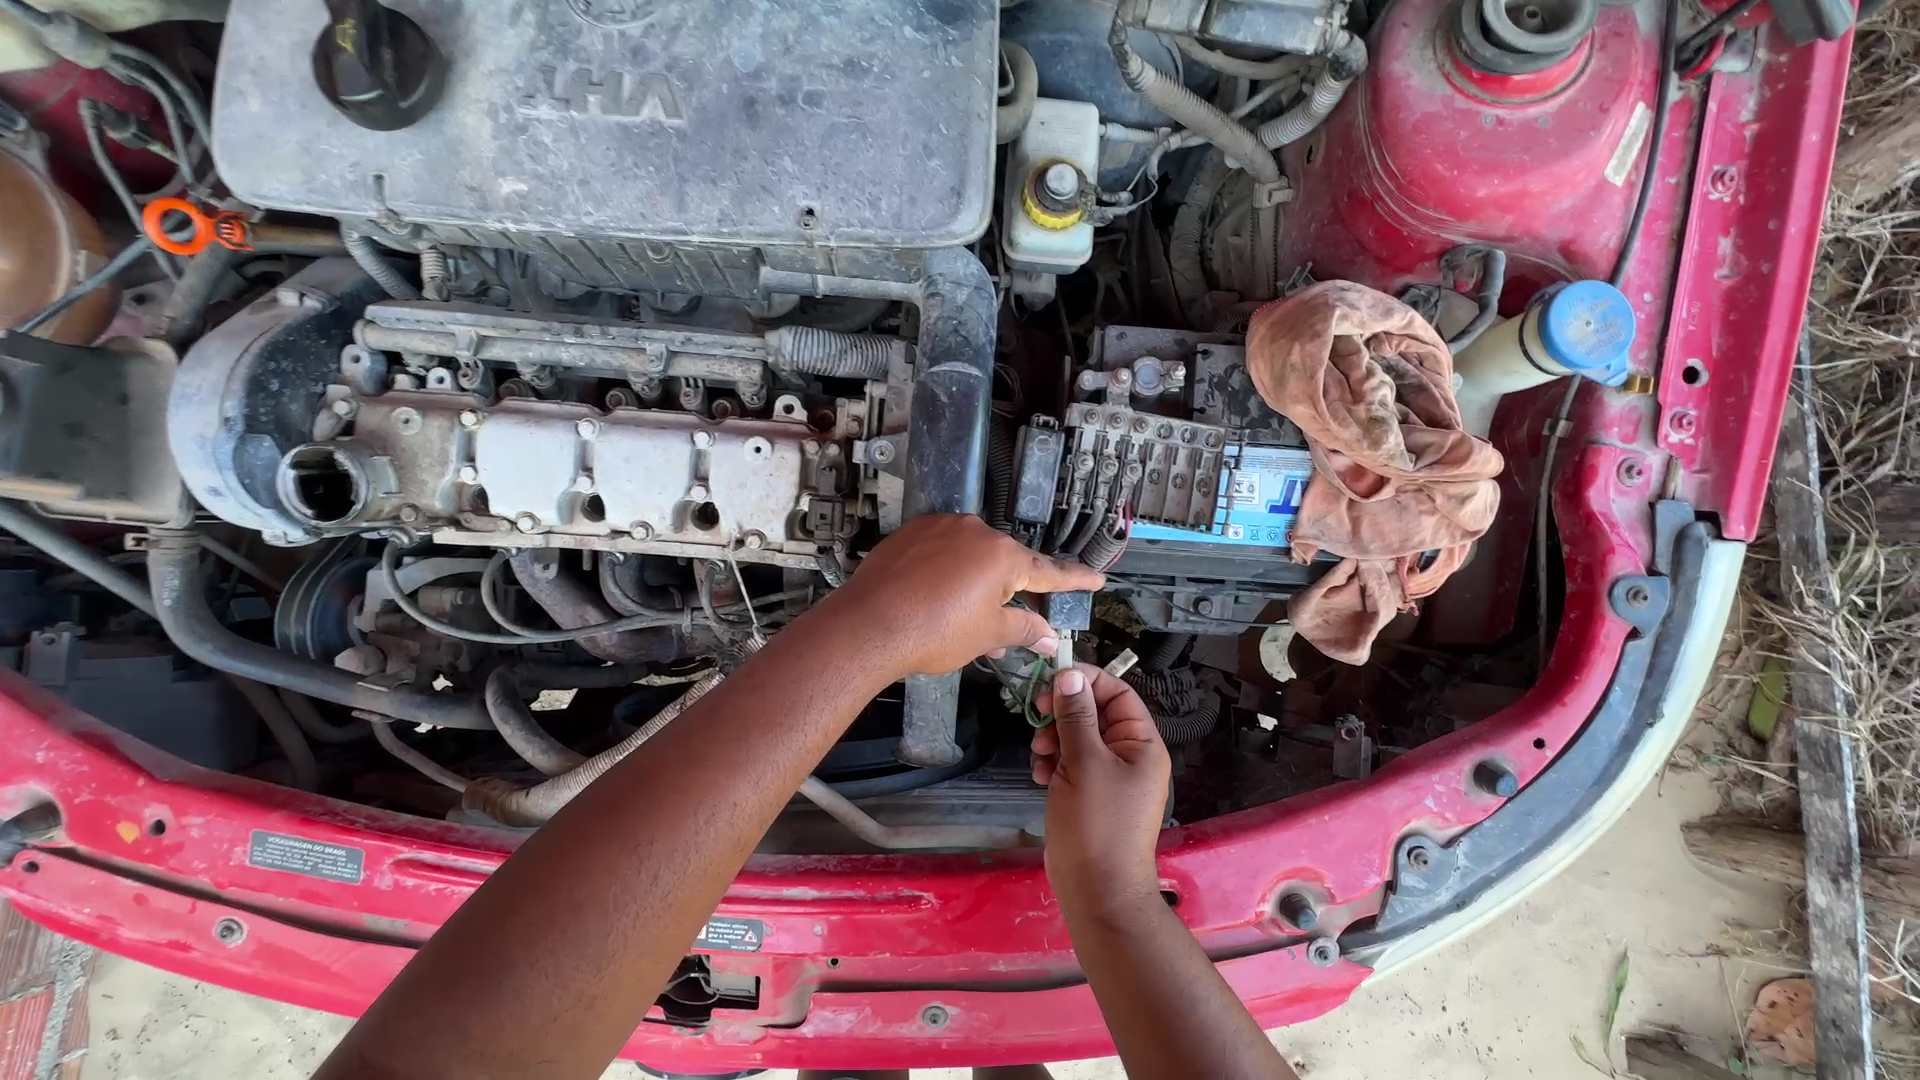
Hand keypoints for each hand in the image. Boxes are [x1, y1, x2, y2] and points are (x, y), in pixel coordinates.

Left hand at [824, 514, 1104, 677]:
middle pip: (1007, 561)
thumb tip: (1050, 637)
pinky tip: (934, 592)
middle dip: (1011, 588)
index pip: (1049, 571)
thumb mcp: (987, 635)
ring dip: (975, 576)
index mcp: (1003, 556)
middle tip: (1006, 617)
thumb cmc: (934, 632)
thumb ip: (1024, 629)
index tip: (1096, 579)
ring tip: (958, 611)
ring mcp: (941, 525)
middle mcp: (976, 531)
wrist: (870, 624)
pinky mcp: (913, 529)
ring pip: (972, 552)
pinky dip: (947, 567)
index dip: (1074, 580)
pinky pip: (943, 546)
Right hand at [1032, 665, 1170, 919]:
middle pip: (1094, 713)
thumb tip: (1069, 675)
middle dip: (1062, 713)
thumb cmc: (1097, 823)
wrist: (1097, 890)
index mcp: (1141, 743)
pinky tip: (1041, 776)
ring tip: (1039, 755)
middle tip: (1037, 717)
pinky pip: (1069, 762)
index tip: (1051, 682)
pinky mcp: (1088, 794)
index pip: (1117, 693)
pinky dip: (1052, 762)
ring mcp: (1108, 776)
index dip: (1085, 681)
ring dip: (1053, 738)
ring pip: (1077, 736)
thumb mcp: (1084, 762)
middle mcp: (1128, 755)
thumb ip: (1076, 716)